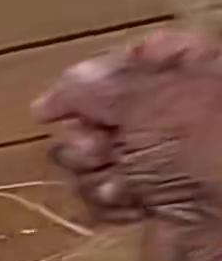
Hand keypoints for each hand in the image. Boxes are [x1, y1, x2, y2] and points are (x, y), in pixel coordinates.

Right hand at [35, 30, 221, 260]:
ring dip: (95, 175)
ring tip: (122, 186)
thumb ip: (115, 87)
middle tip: (100, 151)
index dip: (96, 79)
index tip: (54, 106)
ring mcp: (181, 156)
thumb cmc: (214, 156)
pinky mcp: (164, 193)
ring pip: (102, 157)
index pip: (149, 55)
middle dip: (90, 138)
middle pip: (113, 113)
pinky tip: (131, 205)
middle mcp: (200, 111)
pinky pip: (109, 191)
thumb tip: (72, 77)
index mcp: (215, 74)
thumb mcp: (162, 106)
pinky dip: (109, 201)